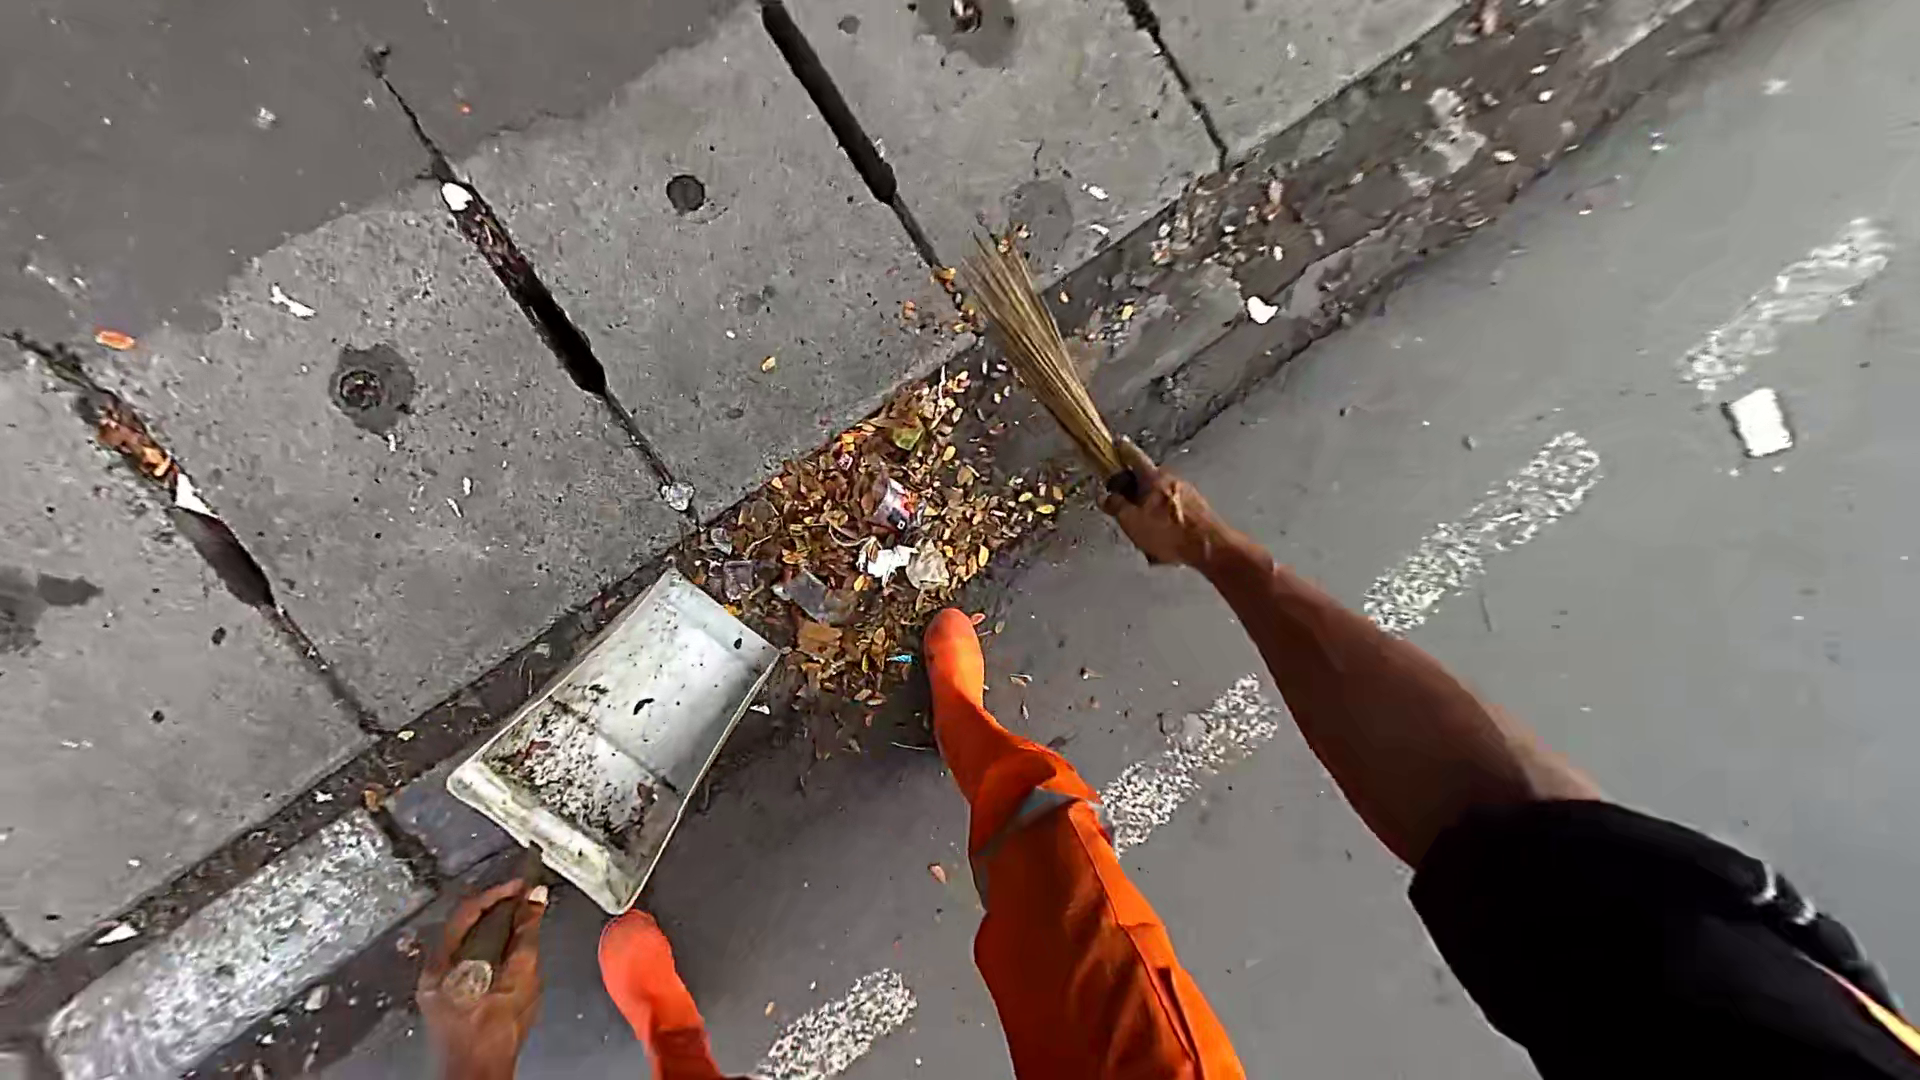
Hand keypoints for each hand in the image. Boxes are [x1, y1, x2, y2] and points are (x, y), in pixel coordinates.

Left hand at [418, 880, 548, 1079]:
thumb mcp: (520, 975)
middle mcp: (434, 972)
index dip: (497, 892)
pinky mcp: (449, 991)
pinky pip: (469, 950)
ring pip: (467, 936)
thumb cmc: (497, 1028)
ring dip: (496, 919)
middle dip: (498, 903)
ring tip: (523, 910)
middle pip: (464, 922)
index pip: (466, 912)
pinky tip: (511, 936)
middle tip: (526, 893)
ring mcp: (438, 983)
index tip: (523, 884)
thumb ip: (527, 932)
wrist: (479, 1073)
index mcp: (442, 966)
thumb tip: (536, 895)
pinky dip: (492, 936)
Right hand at [1099, 438, 1227, 567]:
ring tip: (1145, 535)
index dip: (1122, 449)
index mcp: (1153, 478)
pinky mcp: (1197, 511)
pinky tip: (1162, 543)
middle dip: (1135, 492)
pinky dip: (1165, 524)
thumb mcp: (1131, 521)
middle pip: (1147, 480)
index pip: (1134, 456)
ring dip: (1150, 512)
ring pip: (1160, 499)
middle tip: (1124, 509)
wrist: (1209, 548)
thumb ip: (1116, 506)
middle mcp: (1172, 481)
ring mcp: (1187, 495)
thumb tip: (1105, 497)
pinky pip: (1173, 513)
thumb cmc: (1169, 532)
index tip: (1117, 444)